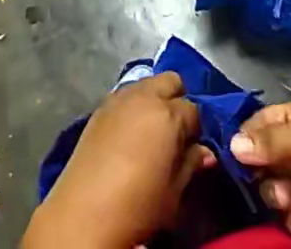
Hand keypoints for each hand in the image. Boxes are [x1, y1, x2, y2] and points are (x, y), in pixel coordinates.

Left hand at [23, 72, 215, 248]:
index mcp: (168, 114)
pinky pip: (125, 94)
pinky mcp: (100, 105)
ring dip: (154, 100)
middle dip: (177, 100)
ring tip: (151, 131)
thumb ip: (191, 164)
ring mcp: (119, 97)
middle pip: (171, 81)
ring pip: (146, 84)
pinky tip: (129, 132)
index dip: (196, 129)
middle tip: (175, 131)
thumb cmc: (138, 203)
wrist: (86, 208)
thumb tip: (204, 152)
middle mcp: (144, 96)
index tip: (192, 147)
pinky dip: (133, 105)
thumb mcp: (174, 192)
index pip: (194, 110)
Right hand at [232, 102, 290, 247]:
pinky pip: (287, 213)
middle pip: (264, 153)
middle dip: (255, 163)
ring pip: (271, 183)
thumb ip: (270, 139)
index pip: (265, 119)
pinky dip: (289, 214)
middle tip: (252, 170)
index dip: (248, 130)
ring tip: (284, 193)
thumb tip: (232, 145)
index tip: (229, 144)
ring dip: (272, 189)